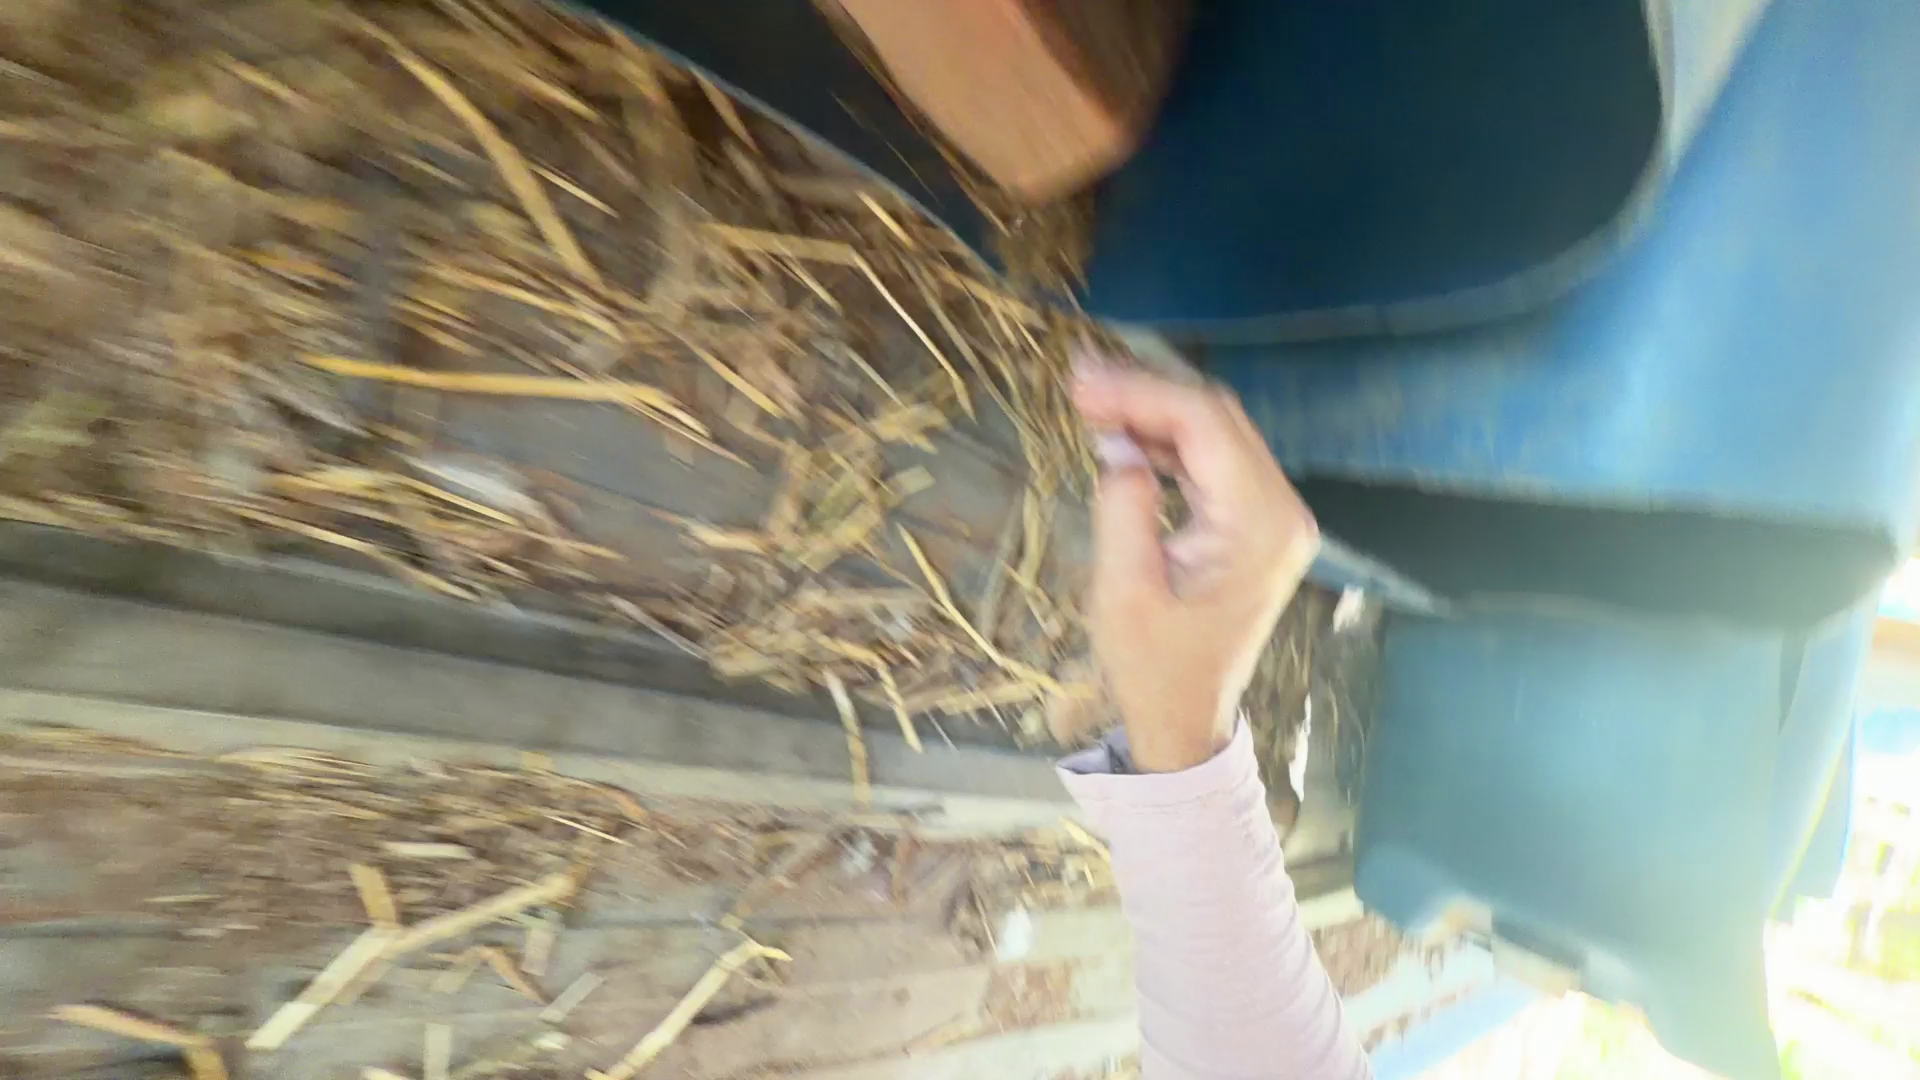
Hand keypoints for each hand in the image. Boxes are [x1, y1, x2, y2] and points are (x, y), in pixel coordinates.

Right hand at [1072, 360, 1319, 771]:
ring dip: (1153, 413)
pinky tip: (1123, 436)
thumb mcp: (1122, 592)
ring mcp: (1270, 516)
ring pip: (1213, 434)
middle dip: (1146, 393)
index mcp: (1258, 526)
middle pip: (1216, 419)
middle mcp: (1279, 510)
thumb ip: (1122, 508)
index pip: (1205, 426)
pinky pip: (1209, 463)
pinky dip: (1165, 443)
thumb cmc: (1152, 667)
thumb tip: (1119, 447)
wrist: (1185, 719)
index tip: (1080, 383)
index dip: (1141, 394)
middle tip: (1080, 383)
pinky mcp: (1251, 525)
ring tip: (1092, 402)